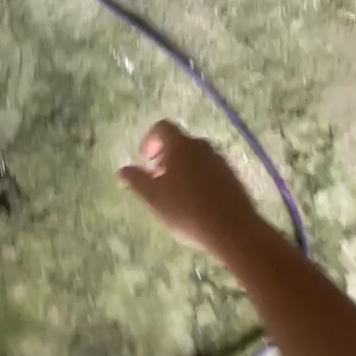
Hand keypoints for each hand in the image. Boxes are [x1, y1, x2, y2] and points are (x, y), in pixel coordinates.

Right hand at [118, 120, 270, 258]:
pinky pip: (210, 168)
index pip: (162, 127)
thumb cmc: (186, 210)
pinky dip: (199, 177)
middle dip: (165, 157)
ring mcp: (220, 159)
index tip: (145, 160)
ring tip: (176, 194)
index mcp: (181, 145)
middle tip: (158, 179)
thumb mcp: (155, 198)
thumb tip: (123, 169)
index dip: (150, 140)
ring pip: (196, 156)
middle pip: (180, 142)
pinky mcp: (232, 175)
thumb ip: (138, 180)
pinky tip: (197, 201)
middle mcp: (202, 145)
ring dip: (182, 168)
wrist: (232, 228)